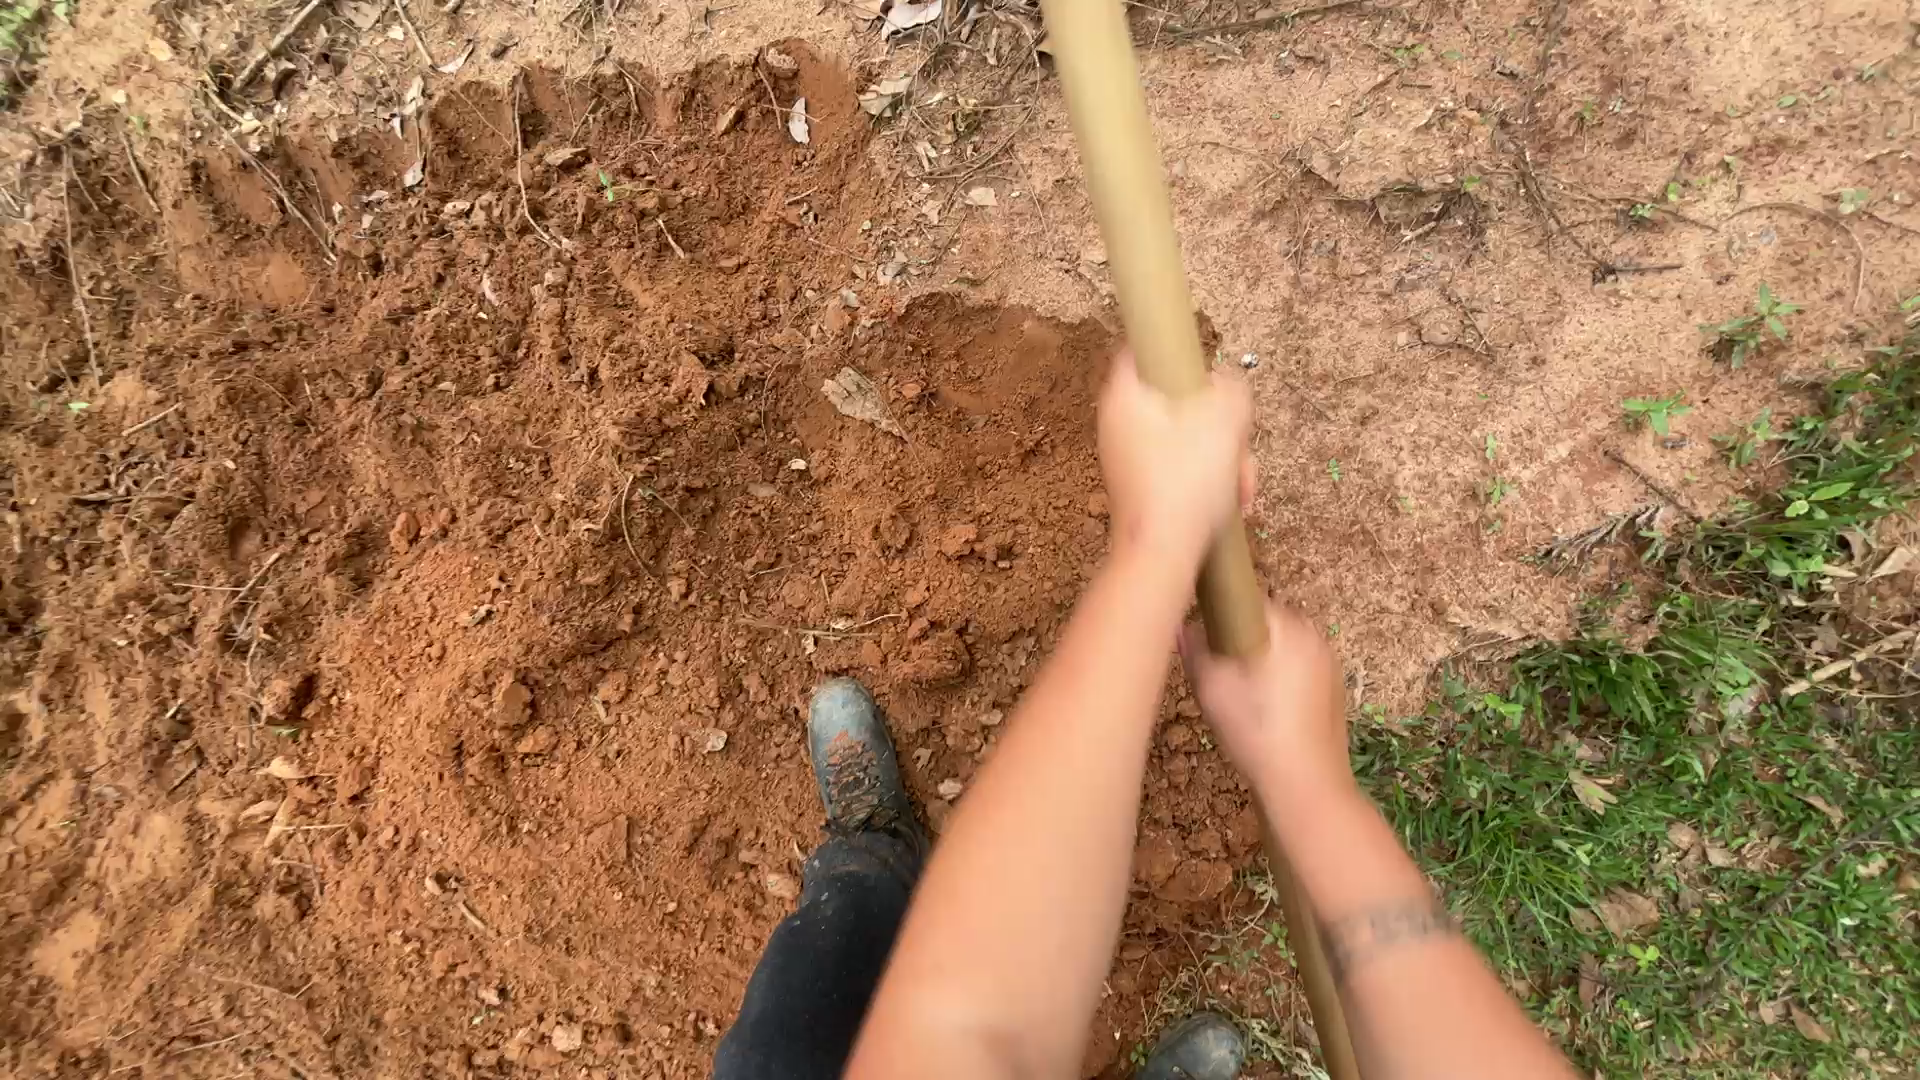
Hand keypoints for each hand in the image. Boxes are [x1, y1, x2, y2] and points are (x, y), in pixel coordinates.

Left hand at [1096, 349, 1252, 562]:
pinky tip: (1231, 502)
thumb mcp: (1224, 417)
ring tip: (1240, 485)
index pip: (1140, 349)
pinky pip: (1180, 470)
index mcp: (1124, 395)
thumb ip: (1230, 386)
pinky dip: (1207, 482)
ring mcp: (1126, 460)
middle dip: (1220, 423)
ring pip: (1187, 440)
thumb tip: (1224, 382)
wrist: (1161, 554)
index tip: (1202, 361)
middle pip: (1177, 402)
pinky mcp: (1139, 489)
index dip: (1173, 349)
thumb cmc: (1184, 480)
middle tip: (1238, 443)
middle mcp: (1116, 424)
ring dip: (1223, 458)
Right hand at [1179, 602, 1351, 805]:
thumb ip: (1193, 649)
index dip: (1219, 613)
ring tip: (1234, 690)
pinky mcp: (1333, 691)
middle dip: (1238, 638)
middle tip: (1213, 667)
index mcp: (1290, 627)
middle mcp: (1316, 638)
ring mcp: (1329, 665)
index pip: (1247, 598)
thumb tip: (1182, 627)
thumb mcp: (1211, 687)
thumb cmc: (1256, 729)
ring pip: (1280, 647)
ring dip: (1257, 658)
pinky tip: (1260, 709)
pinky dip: (1276, 678)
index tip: (1201, 636)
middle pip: (1265, 622)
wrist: (1306, 787)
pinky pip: (1296, 669)